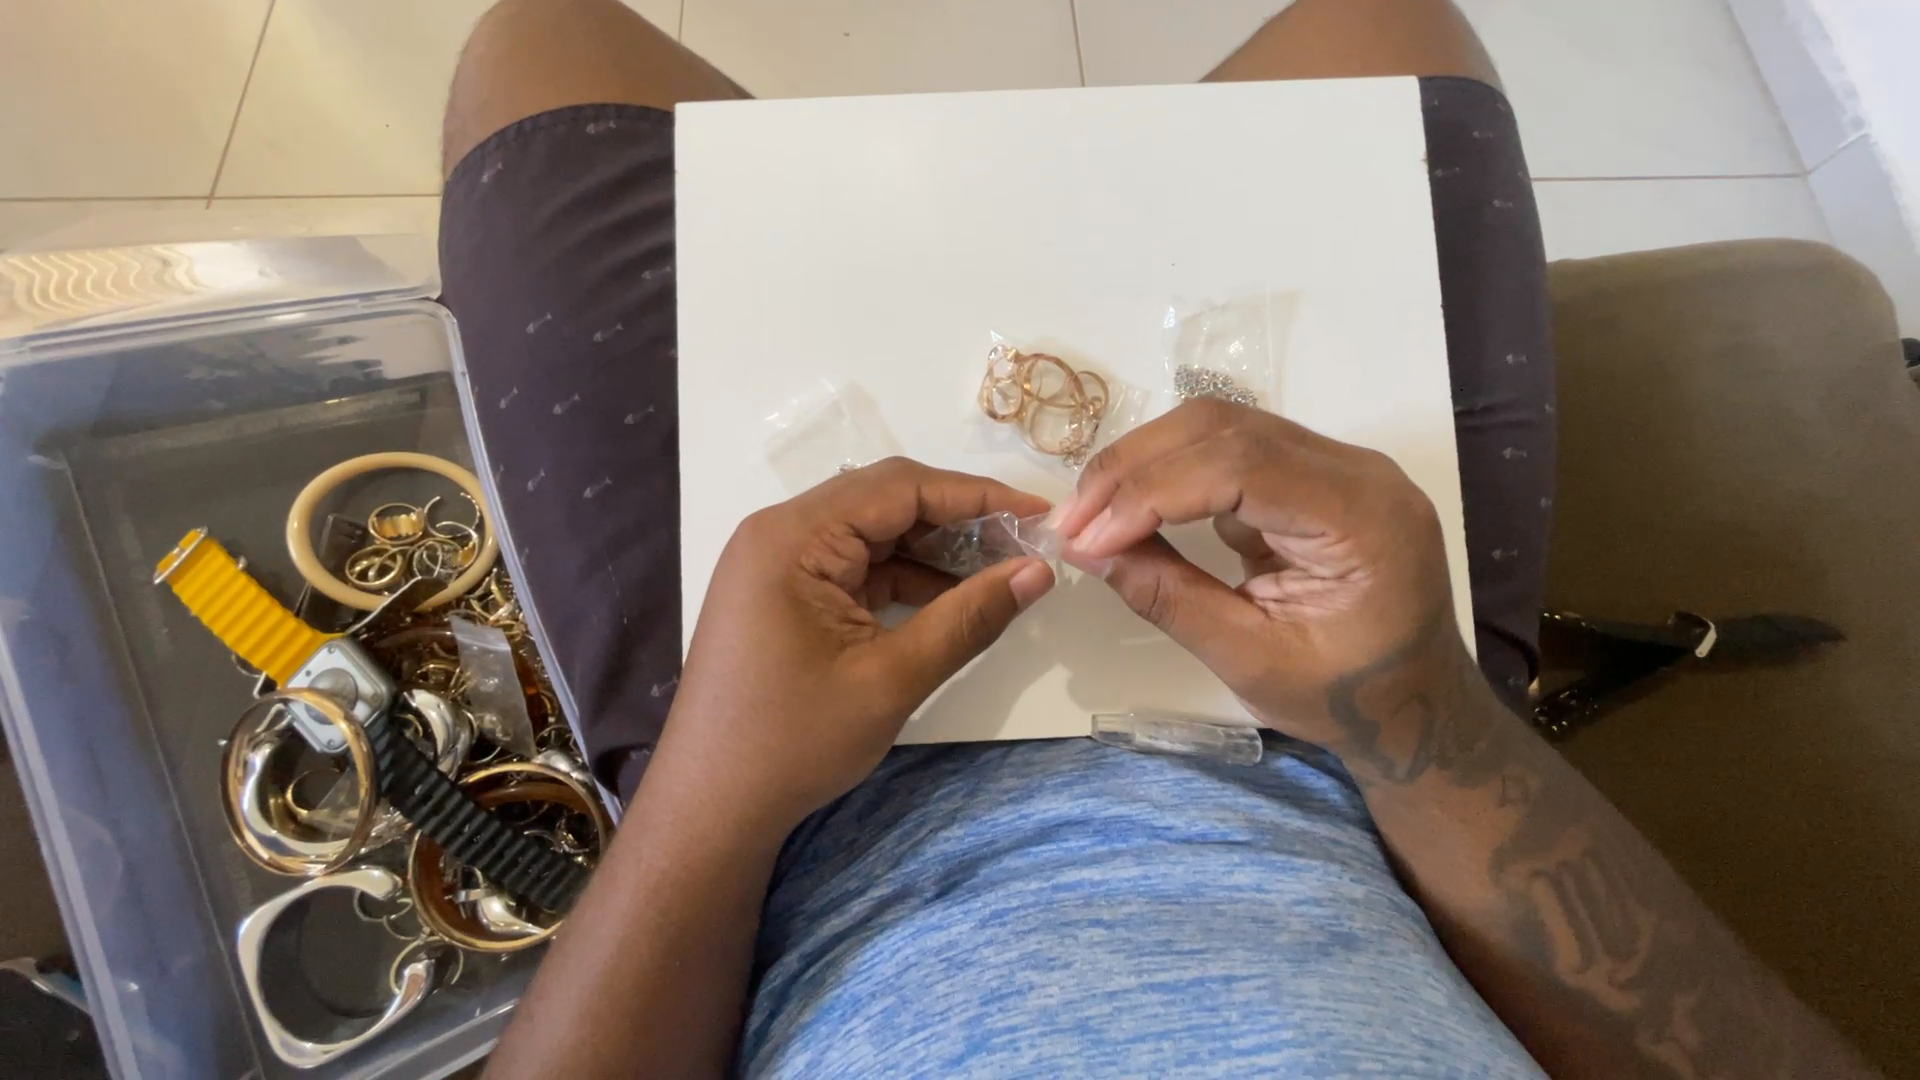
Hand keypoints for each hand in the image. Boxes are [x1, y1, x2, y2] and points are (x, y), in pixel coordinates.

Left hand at [652, 458, 1055, 833]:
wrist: (711, 807)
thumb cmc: (792, 743)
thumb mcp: (890, 679)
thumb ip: (968, 619)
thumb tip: (1037, 572)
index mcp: (794, 537)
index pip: (899, 487)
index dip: (976, 495)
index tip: (1038, 513)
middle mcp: (781, 534)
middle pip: (885, 502)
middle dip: (958, 520)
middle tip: (1023, 544)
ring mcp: (780, 564)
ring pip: (874, 534)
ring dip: (935, 550)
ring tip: (998, 571)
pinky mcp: (787, 594)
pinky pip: (857, 567)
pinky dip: (905, 578)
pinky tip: (950, 599)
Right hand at [1051, 400, 1472, 759]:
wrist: (1414, 705)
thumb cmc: (1345, 698)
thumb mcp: (1248, 660)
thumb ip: (1166, 597)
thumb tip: (1083, 550)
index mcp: (1361, 518)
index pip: (1240, 465)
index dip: (1150, 493)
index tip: (1085, 540)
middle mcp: (1353, 471)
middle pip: (1224, 426)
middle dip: (1134, 466)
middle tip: (1072, 518)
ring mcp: (1332, 467)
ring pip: (1219, 427)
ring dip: (1144, 464)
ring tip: (1090, 512)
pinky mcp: (1306, 477)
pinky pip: (1226, 451)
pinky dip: (1168, 474)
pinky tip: (1131, 508)